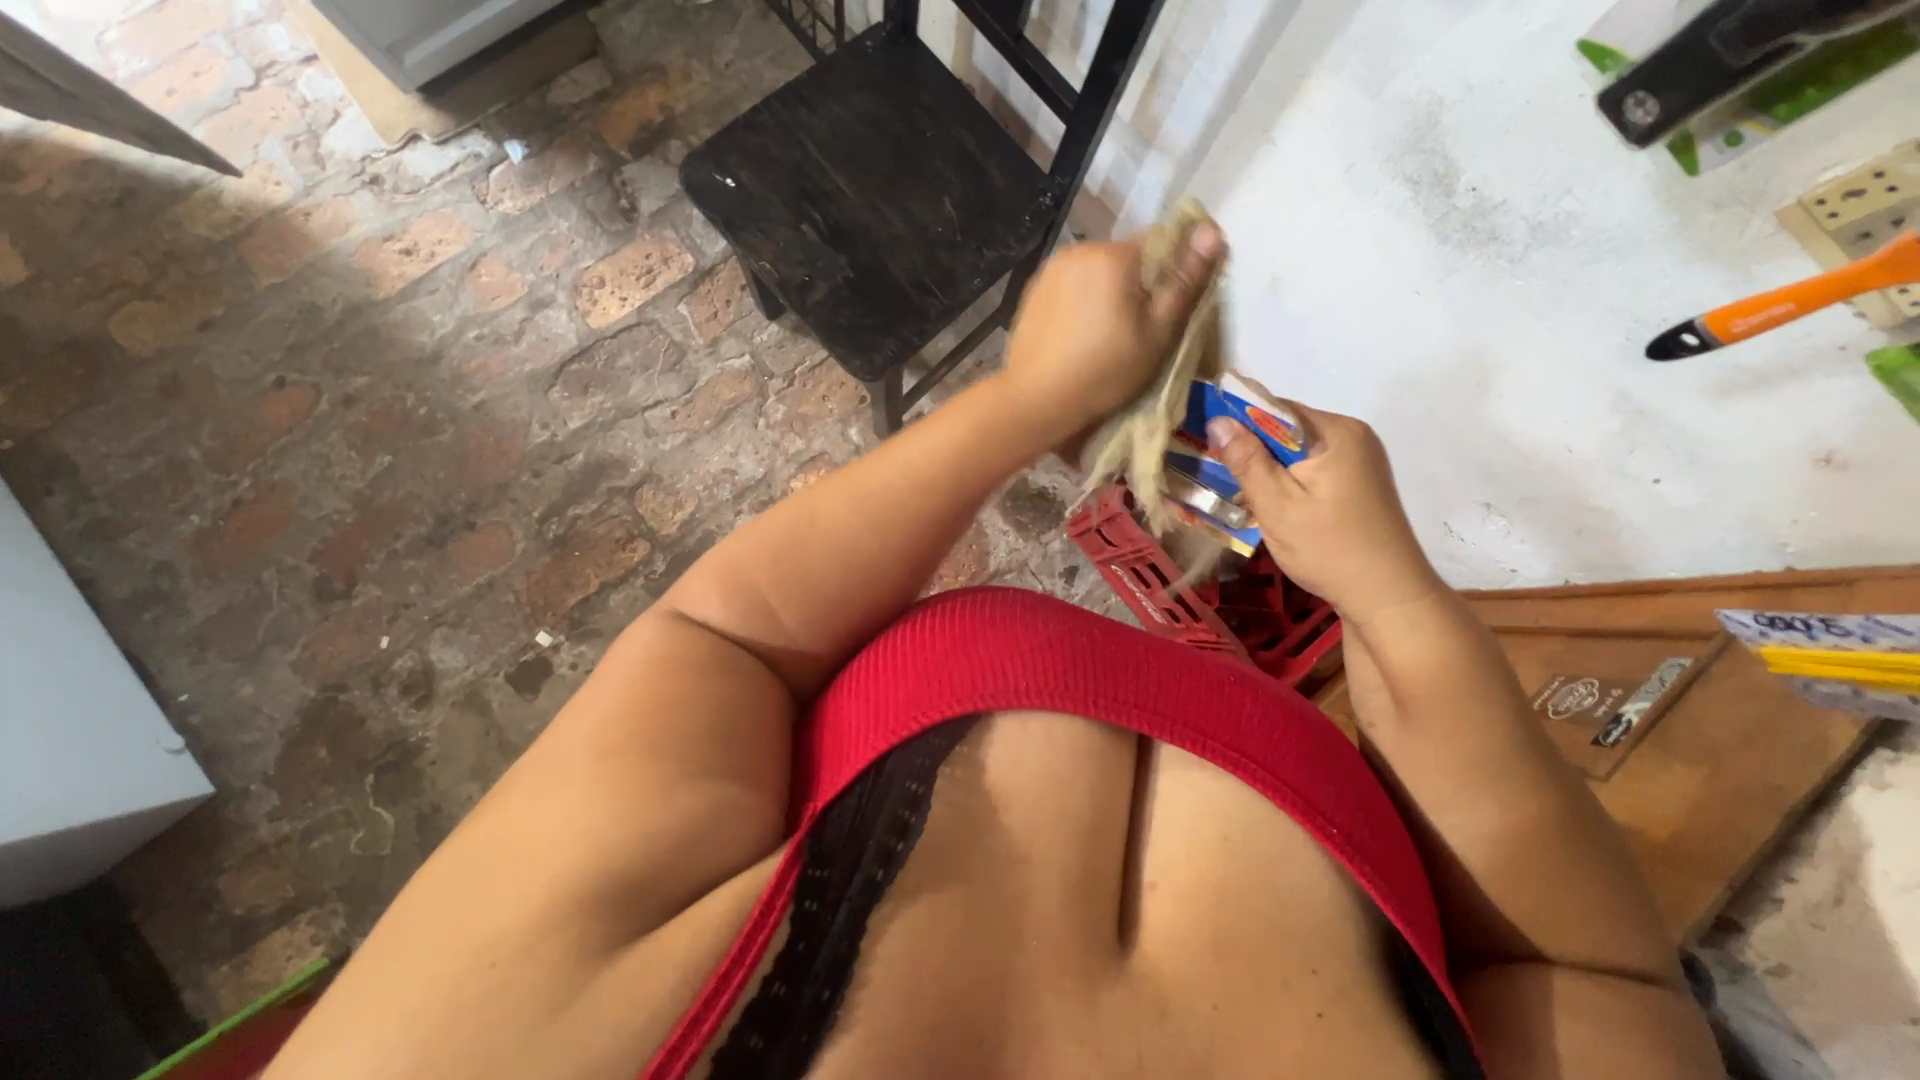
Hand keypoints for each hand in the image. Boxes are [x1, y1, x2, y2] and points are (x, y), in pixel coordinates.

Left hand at [998, 223, 1225, 440]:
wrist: (1035, 400)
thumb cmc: (1104, 372)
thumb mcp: (1157, 333)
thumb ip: (1184, 280)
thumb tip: (1213, 230)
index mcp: (1113, 254)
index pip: (1161, 242)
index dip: (1173, 272)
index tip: (1172, 308)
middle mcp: (1079, 250)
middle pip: (1127, 258)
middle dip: (1139, 285)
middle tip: (1141, 331)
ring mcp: (1051, 270)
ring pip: (1098, 273)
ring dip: (1109, 293)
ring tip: (1109, 336)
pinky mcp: (1033, 292)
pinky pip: (1072, 287)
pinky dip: (1082, 304)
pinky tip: (1081, 336)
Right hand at [1206, 404, 1446, 624]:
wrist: (1386, 595)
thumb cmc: (1329, 549)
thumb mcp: (1277, 505)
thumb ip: (1247, 460)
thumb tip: (1219, 420)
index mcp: (1336, 432)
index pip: (1274, 409)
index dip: (1236, 424)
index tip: (1205, 447)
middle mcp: (1352, 435)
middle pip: (1285, 430)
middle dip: (1250, 451)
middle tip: (1215, 477)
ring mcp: (1359, 459)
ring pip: (1296, 452)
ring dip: (1266, 469)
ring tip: (1237, 494)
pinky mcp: (1359, 481)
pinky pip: (1311, 469)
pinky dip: (1287, 481)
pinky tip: (1269, 505)